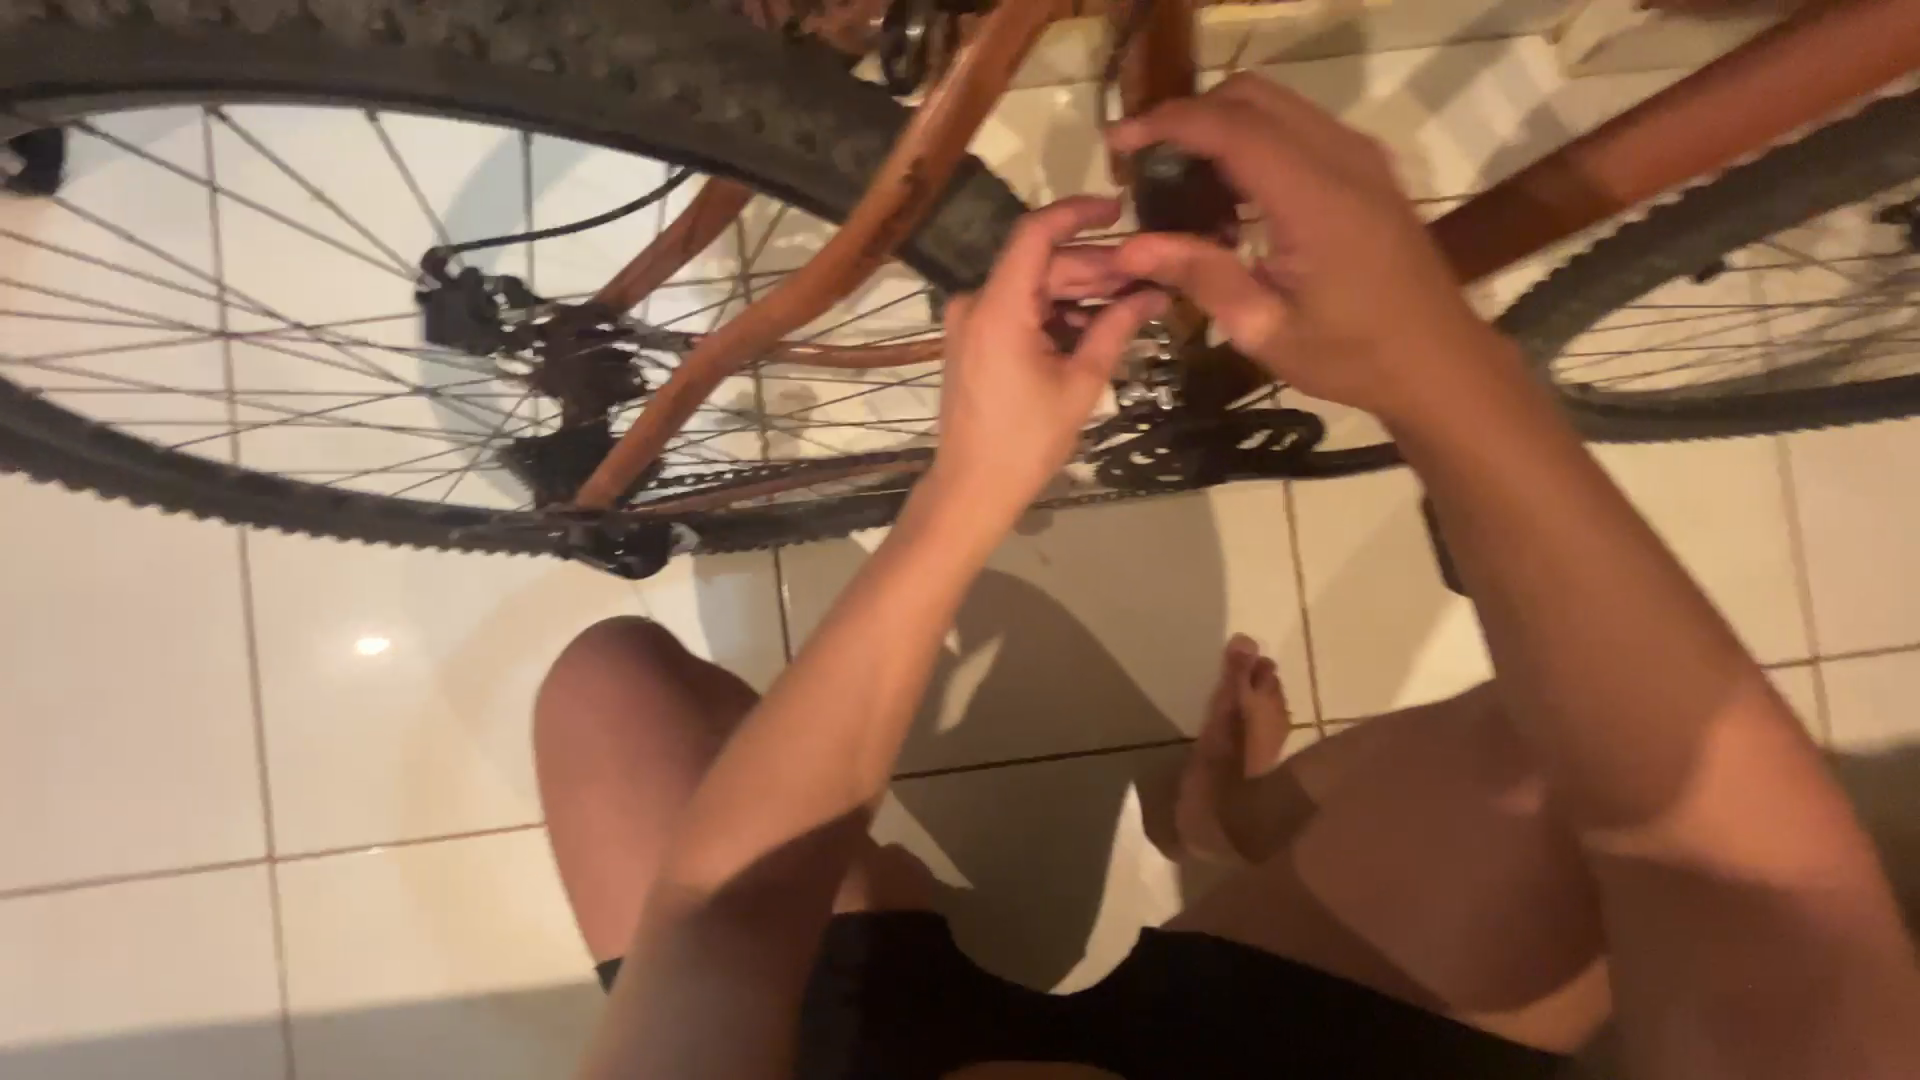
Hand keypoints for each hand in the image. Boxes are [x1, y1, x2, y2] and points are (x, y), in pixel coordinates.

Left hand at [929, 196, 1167, 524]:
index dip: (1079, 213)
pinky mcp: (973, 343)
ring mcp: (970, 324)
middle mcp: (976, 304)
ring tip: (1131, 301)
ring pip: (1032, 289)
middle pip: (1040, 264)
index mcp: (998, 307)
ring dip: (1078, 292)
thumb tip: (1154, 294)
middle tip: (1145, 274)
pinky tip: (1095, 325)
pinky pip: (1018, 313)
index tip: (1120, 210)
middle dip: (1094, 266)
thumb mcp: (1080, 384)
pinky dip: (1054, 315)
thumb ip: (1115, 328)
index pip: (1037, 233)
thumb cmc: (1027, 442)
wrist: (973, 487)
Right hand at [1109, 74, 1505, 422]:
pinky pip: (1297, 128)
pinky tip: (1224, 195)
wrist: (1435, 359)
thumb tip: (1128, 249)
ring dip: (1219, 126)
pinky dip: (1250, 142)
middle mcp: (1342, 158)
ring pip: (1276, 105)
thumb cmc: (1350, 356)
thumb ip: (1200, 275)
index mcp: (1316, 199)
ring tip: (1175, 180)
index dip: (1168, 124)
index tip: (1119, 140)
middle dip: (1189, 116)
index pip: (1232, 128)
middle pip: (1253, 97)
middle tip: (1143, 163)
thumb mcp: (1263, 328)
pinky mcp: (1365, 169)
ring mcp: (1360, 157)